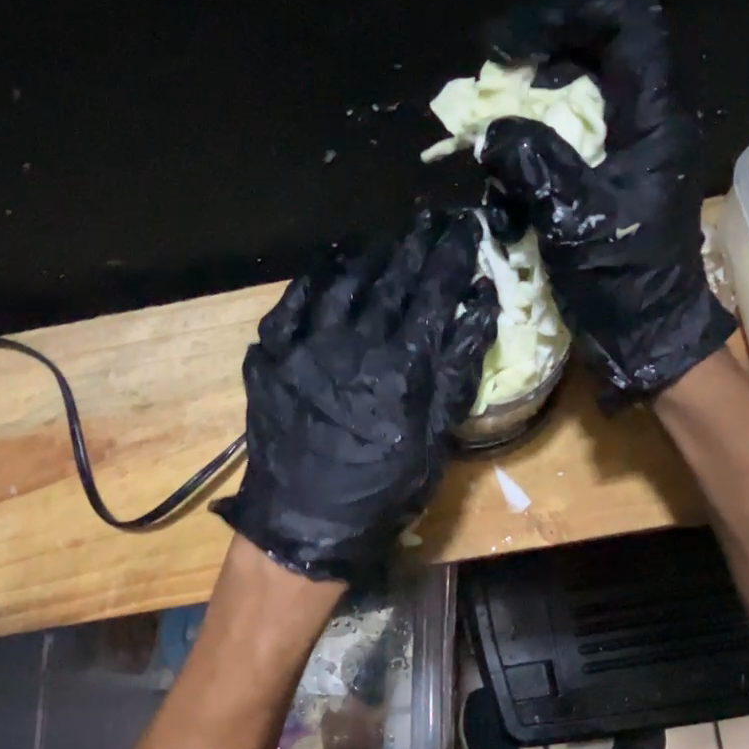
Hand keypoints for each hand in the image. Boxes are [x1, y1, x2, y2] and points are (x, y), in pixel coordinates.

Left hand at [212, 209, 497, 582]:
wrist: (303, 526)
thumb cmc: (381, 493)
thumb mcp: (434, 439)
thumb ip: (457, 369)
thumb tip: (479, 303)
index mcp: (401, 365)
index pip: (432, 293)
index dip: (451, 257)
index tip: (464, 229)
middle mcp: (353, 344)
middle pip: (389, 280)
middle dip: (413, 248)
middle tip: (429, 222)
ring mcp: (304, 347)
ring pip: (342, 284)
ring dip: (368, 258)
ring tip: (386, 241)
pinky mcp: (269, 358)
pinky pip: (292, 305)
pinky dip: (314, 281)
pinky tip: (329, 269)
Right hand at [479, 0, 735, 398]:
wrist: (649, 340)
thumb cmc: (624, 282)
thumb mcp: (574, 218)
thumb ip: (533, 162)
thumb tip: (492, 131)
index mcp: (654, 121)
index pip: (625, 26)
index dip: (566, 17)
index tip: (509, 46)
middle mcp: (648, 126)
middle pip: (596, 58)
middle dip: (538, 67)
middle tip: (493, 88)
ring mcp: (631, 155)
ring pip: (579, 102)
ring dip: (532, 114)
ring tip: (496, 141)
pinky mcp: (613, 182)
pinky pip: (572, 143)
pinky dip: (536, 150)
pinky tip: (510, 181)